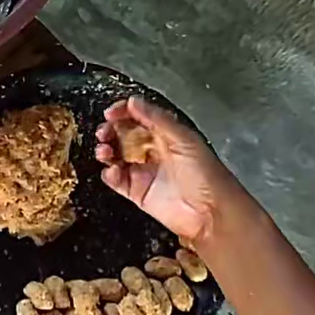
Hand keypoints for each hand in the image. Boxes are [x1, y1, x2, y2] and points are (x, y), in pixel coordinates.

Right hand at [95, 97, 243, 247]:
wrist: (210, 212)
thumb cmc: (205, 174)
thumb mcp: (184, 139)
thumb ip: (157, 119)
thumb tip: (133, 102)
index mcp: (166, 134)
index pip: (140, 117)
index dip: (124, 112)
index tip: (111, 113)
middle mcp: (153, 151)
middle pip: (123, 135)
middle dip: (111, 130)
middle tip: (104, 132)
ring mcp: (144, 171)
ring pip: (116, 156)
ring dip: (106, 150)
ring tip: (105, 151)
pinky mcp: (137, 192)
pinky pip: (116, 180)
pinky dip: (110, 174)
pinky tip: (114, 171)